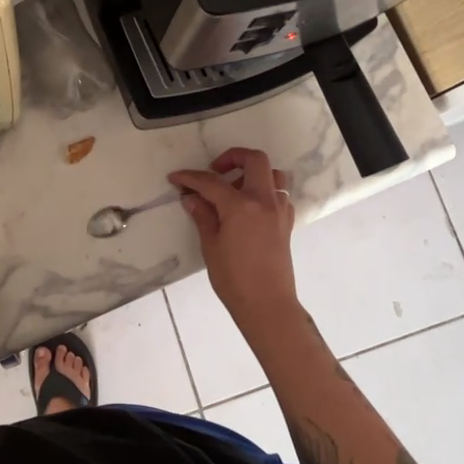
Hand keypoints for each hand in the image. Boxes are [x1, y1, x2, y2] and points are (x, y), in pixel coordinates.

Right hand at [168, 147, 299, 332]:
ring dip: (254, 172)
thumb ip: (203, 217)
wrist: (267, 305)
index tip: (176, 178)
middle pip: (254, 160)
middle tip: (214, 172)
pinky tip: (250, 208)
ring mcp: (279, 211)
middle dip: (232, 158)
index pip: (212, 182)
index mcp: (242, 206)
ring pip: (274, 174)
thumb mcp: (211, 246)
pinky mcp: (287, 223)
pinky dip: (265, 191)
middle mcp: (264, 201)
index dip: (190, 178)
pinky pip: (280, 194)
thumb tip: (192, 198)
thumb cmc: (234, 279)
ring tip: (235, 188)